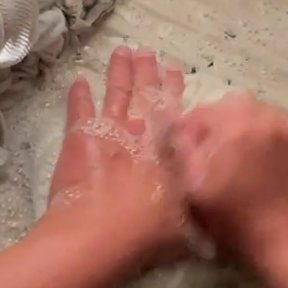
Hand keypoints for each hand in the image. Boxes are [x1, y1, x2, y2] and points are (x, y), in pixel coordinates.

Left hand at [44, 45, 187, 268]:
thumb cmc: (147, 232)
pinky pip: (78, 110)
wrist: (98, 236)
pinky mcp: (80, 139)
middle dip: (147, 72)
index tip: (174, 68)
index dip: (173, 88)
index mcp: (168, 148)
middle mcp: (141, 133)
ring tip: (121, 51)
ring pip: (115, 93)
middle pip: (145, 94)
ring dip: (119, 72)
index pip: (173, 110)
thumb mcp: (186, 223)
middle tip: (147, 51)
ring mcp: (109, 131)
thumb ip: (196, 208)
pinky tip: (78, 80)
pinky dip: (78, 95)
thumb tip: (210, 205)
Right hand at [166, 93, 287, 260]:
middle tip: (216, 150)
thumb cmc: (234, 218)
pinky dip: (269, 138)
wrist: (287, 238)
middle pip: (233, 106)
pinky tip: (266, 162)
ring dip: (245, 128)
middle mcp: (264, 118)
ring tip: (242, 155)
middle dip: (219, 123)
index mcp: (233, 125)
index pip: (202, 111)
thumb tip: (181, 130)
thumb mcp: (194, 188)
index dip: (190, 129)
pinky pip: (280, 129)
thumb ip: (183, 150)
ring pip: (259, 114)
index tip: (187, 147)